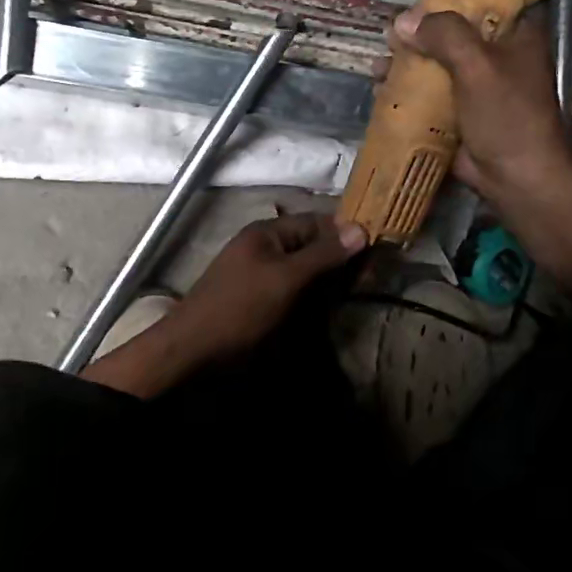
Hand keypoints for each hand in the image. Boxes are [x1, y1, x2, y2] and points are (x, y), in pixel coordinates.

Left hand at [81, 213, 364, 396]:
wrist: (193, 350)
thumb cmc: (239, 308)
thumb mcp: (285, 278)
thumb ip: (322, 254)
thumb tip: (361, 229)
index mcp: (267, 232)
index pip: (316, 221)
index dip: (346, 231)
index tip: (379, 247)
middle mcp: (264, 247)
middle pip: (312, 245)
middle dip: (341, 258)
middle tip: (373, 276)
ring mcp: (261, 274)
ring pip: (306, 270)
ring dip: (330, 280)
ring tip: (358, 292)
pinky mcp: (260, 300)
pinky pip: (294, 290)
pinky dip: (314, 296)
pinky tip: (331, 308)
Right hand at [388, 8, 571, 293]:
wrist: (517, 180)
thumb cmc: (508, 117)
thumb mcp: (478, 67)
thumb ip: (444, 37)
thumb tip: (402, 22)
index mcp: (516, 35)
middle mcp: (496, 56)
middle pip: (453, 32)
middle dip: (419, 32)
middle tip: (388, 33)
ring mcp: (476, 86)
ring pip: (437, 64)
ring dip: (408, 64)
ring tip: (378, 64)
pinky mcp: (460, 113)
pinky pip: (430, 95)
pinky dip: (408, 91)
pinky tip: (382, 90)